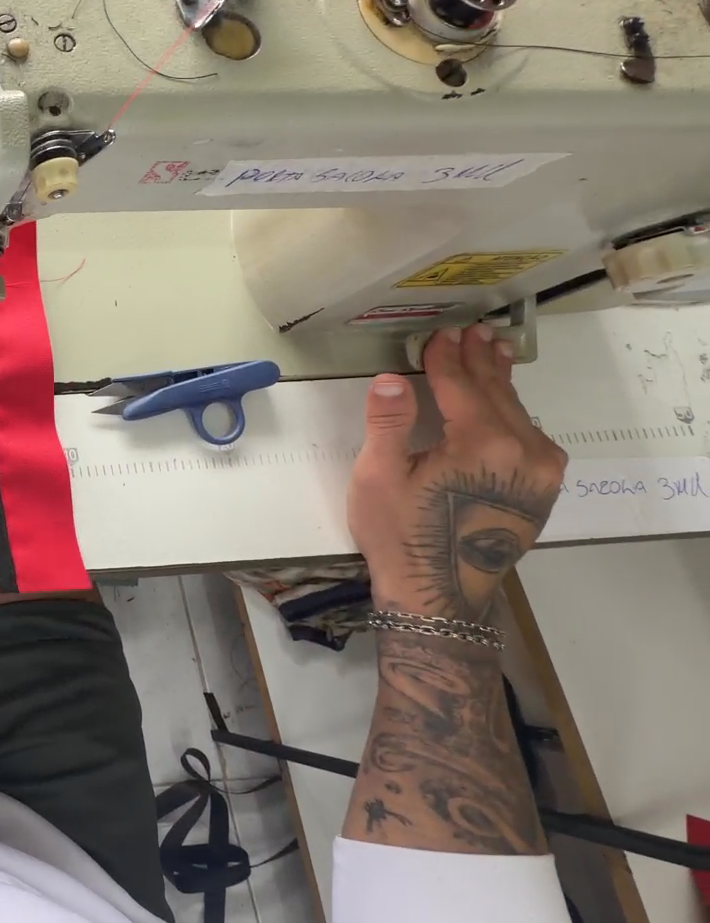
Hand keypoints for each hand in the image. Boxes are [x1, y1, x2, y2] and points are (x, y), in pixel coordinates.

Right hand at [348, 324, 567, 622]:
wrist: (438, 590)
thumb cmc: (400, 531)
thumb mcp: (379, 476)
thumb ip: (388, 424)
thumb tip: (387, 379)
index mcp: (482, 443)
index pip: (461, 387)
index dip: (446, 360)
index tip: (440, 335)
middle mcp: (524, 450)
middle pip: (497, 394)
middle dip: (480, 362)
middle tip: (473, 332)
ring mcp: (541, 470)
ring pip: (519, 414)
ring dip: (500, 383)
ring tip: (493, 354)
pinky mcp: (543, 488)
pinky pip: (530, 436)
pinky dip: (512, 412)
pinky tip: (503, 406)